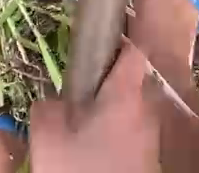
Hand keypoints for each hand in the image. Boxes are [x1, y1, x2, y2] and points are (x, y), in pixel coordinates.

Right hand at [30, 39, 161, 172]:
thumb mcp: (48, 133)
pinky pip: (128, 136)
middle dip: (104, 85)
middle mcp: (147, 111)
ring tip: (78, 128)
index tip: (94, 43)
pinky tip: (89, 152)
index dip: (116, 40)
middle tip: (76, 94)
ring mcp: (150, 139)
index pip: (134, 49)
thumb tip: (55, 99)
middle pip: (128, 82)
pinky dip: (111, 138)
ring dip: (106, 115)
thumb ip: (48, 105)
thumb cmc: (80, 169)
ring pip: (127, 112)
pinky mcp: (148, 162)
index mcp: (127, 93)